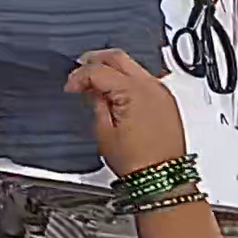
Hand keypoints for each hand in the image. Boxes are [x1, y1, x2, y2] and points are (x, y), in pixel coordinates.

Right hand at [64, 49, 186, 176]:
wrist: (162, 180)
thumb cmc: (137, 162)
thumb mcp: (104, 131)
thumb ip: (96, 103)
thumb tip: (91, 89)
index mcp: (133, 91)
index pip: (98, 70)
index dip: (79, 76)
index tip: (70, 87)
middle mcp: (151, 86)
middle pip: (117, 57)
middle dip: (95, 60)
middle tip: (79, 72)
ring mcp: (161, 91)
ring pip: (132, 64)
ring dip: (111, 68)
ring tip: (95, 83)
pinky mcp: (166, 100)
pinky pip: (143, 78)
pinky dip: (126, 78)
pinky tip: (114, 91)